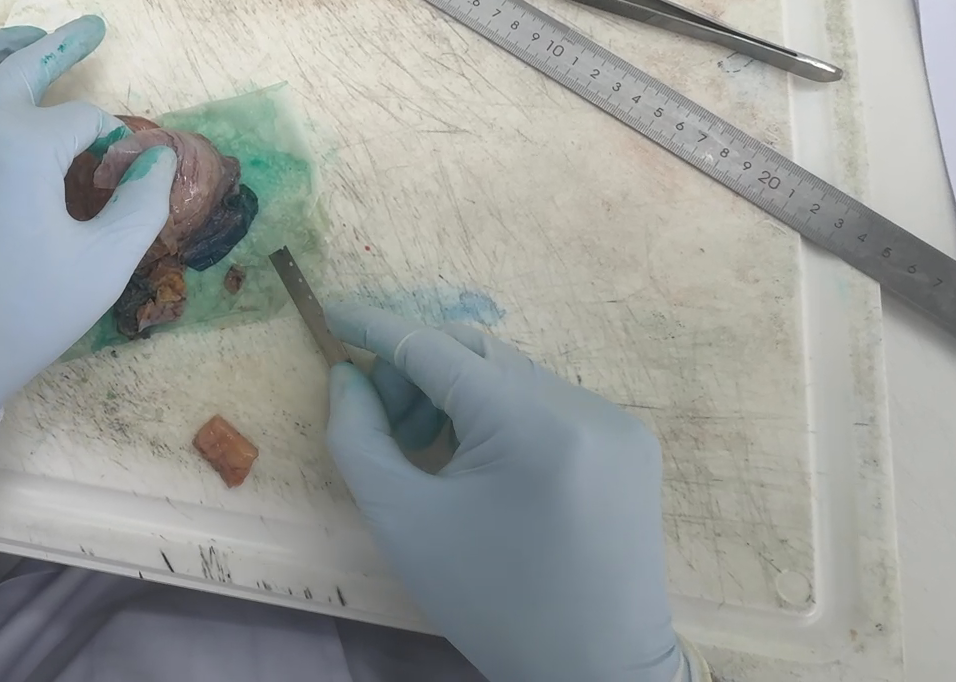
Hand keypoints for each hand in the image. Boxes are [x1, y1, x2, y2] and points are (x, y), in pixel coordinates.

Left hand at [0, 17, 175, 413]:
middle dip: (64, 43)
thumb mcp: (104, 265)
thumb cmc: (23, 313)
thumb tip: (157, 160)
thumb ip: (142, 204)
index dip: (109, 139)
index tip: (119, 166)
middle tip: (94, 26)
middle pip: (24, 65)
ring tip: (22, 40)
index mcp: (24, 145)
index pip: (82, 121)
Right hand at [326, 306, 690, 681]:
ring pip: (498, 367)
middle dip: (410, 370)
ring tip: (428, 448)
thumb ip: (356, 431)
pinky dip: (487, 405)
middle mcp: (583, 409)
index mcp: (532, 427)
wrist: (597, 679)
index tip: (331, 311)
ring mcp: (613, 422)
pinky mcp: (624, 440)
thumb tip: (347, 373)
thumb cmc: (487, 599)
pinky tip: (475, 457)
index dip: (374, 326)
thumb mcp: (397, 516)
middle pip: (467, 348)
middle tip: (385, 424)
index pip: (432, 347)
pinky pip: (532, 392)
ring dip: (447, 389)